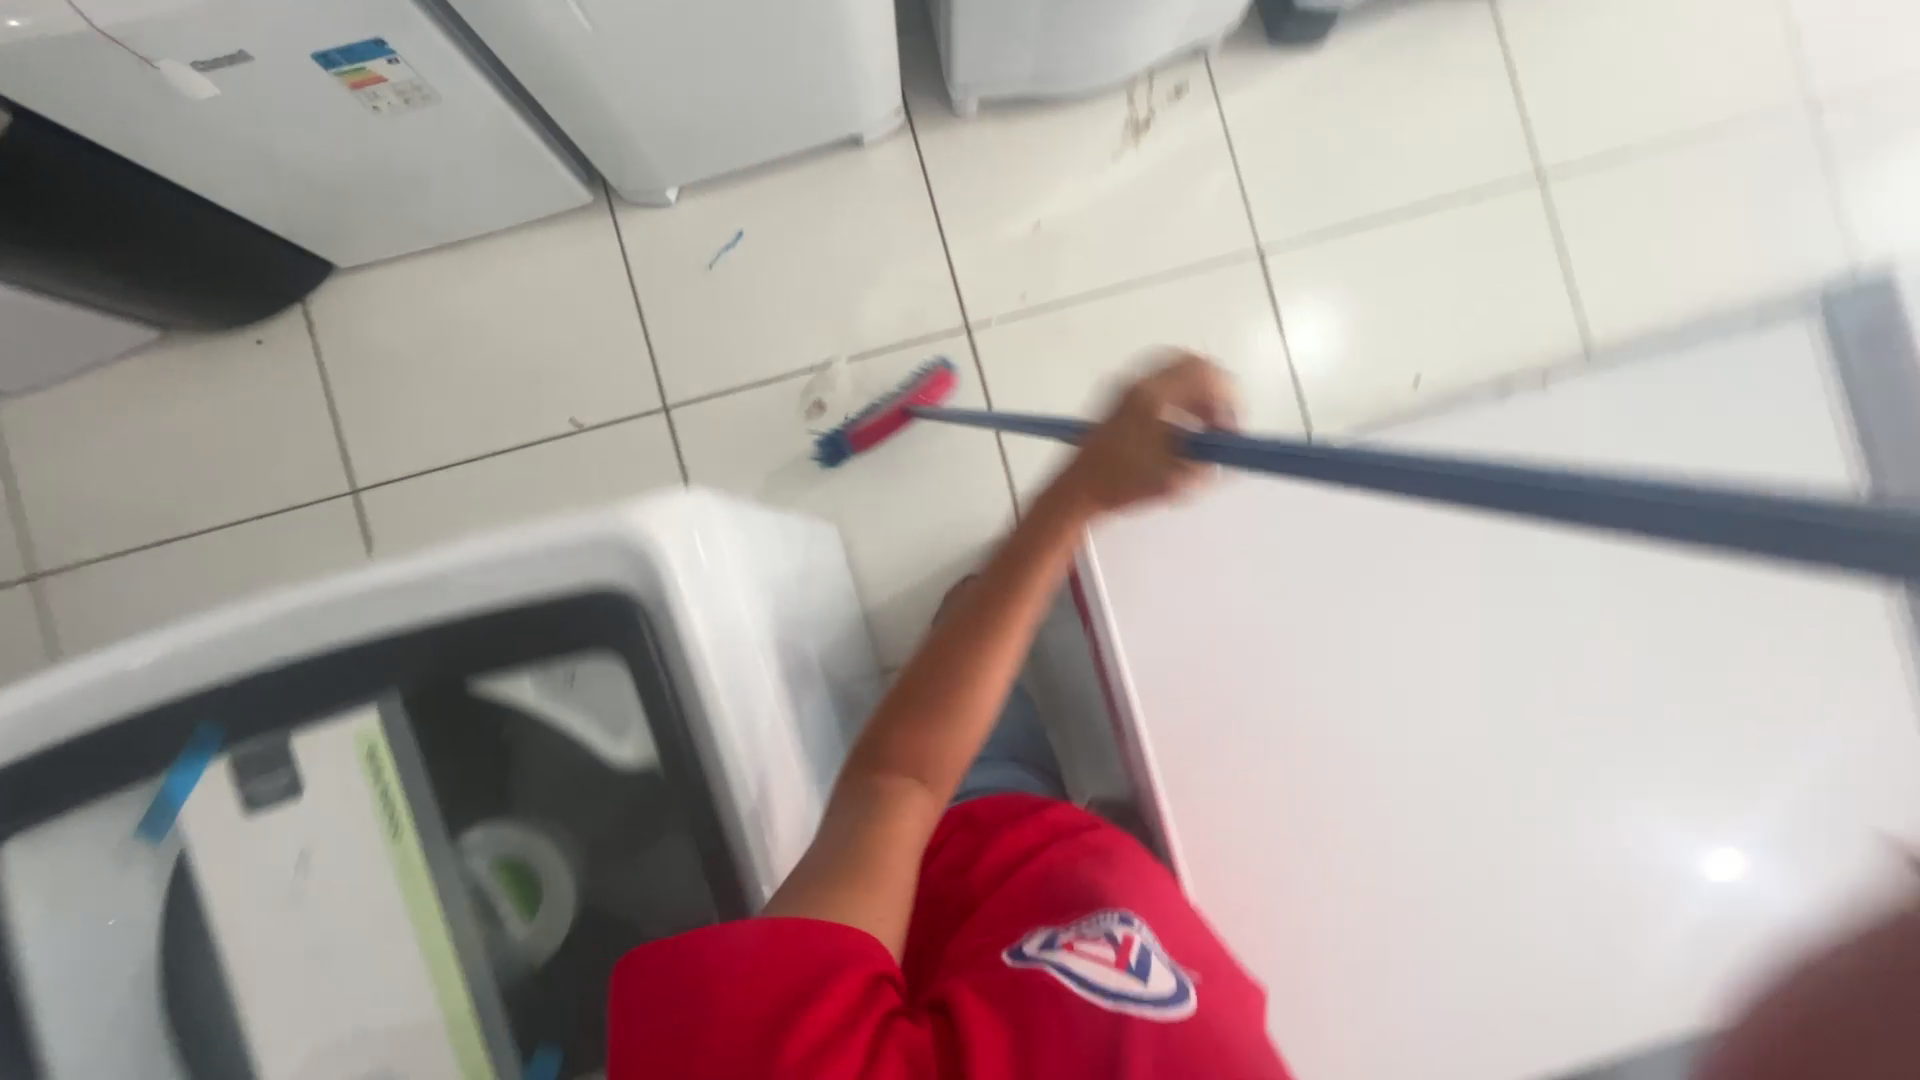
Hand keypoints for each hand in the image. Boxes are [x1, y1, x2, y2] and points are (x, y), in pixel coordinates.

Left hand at [1057, 351, 1239, 514]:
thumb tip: (1228, 454)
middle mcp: (1138, 385)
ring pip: (1174, 374)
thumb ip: (1208, 464)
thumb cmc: (1117, 484)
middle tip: (1220, 421)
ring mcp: (1125, 391)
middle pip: (1190, 365)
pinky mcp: (1118, 403)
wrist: (1075, 491)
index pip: (1204, 373)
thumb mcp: (1173, 479)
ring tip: (1201, 428)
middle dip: (1213, 391)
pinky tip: (1178, 431)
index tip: (1230, 425)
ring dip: (1195, 395)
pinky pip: (1158, 387)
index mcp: (1153, 396)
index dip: (1228, 397)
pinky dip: (1177, 400)